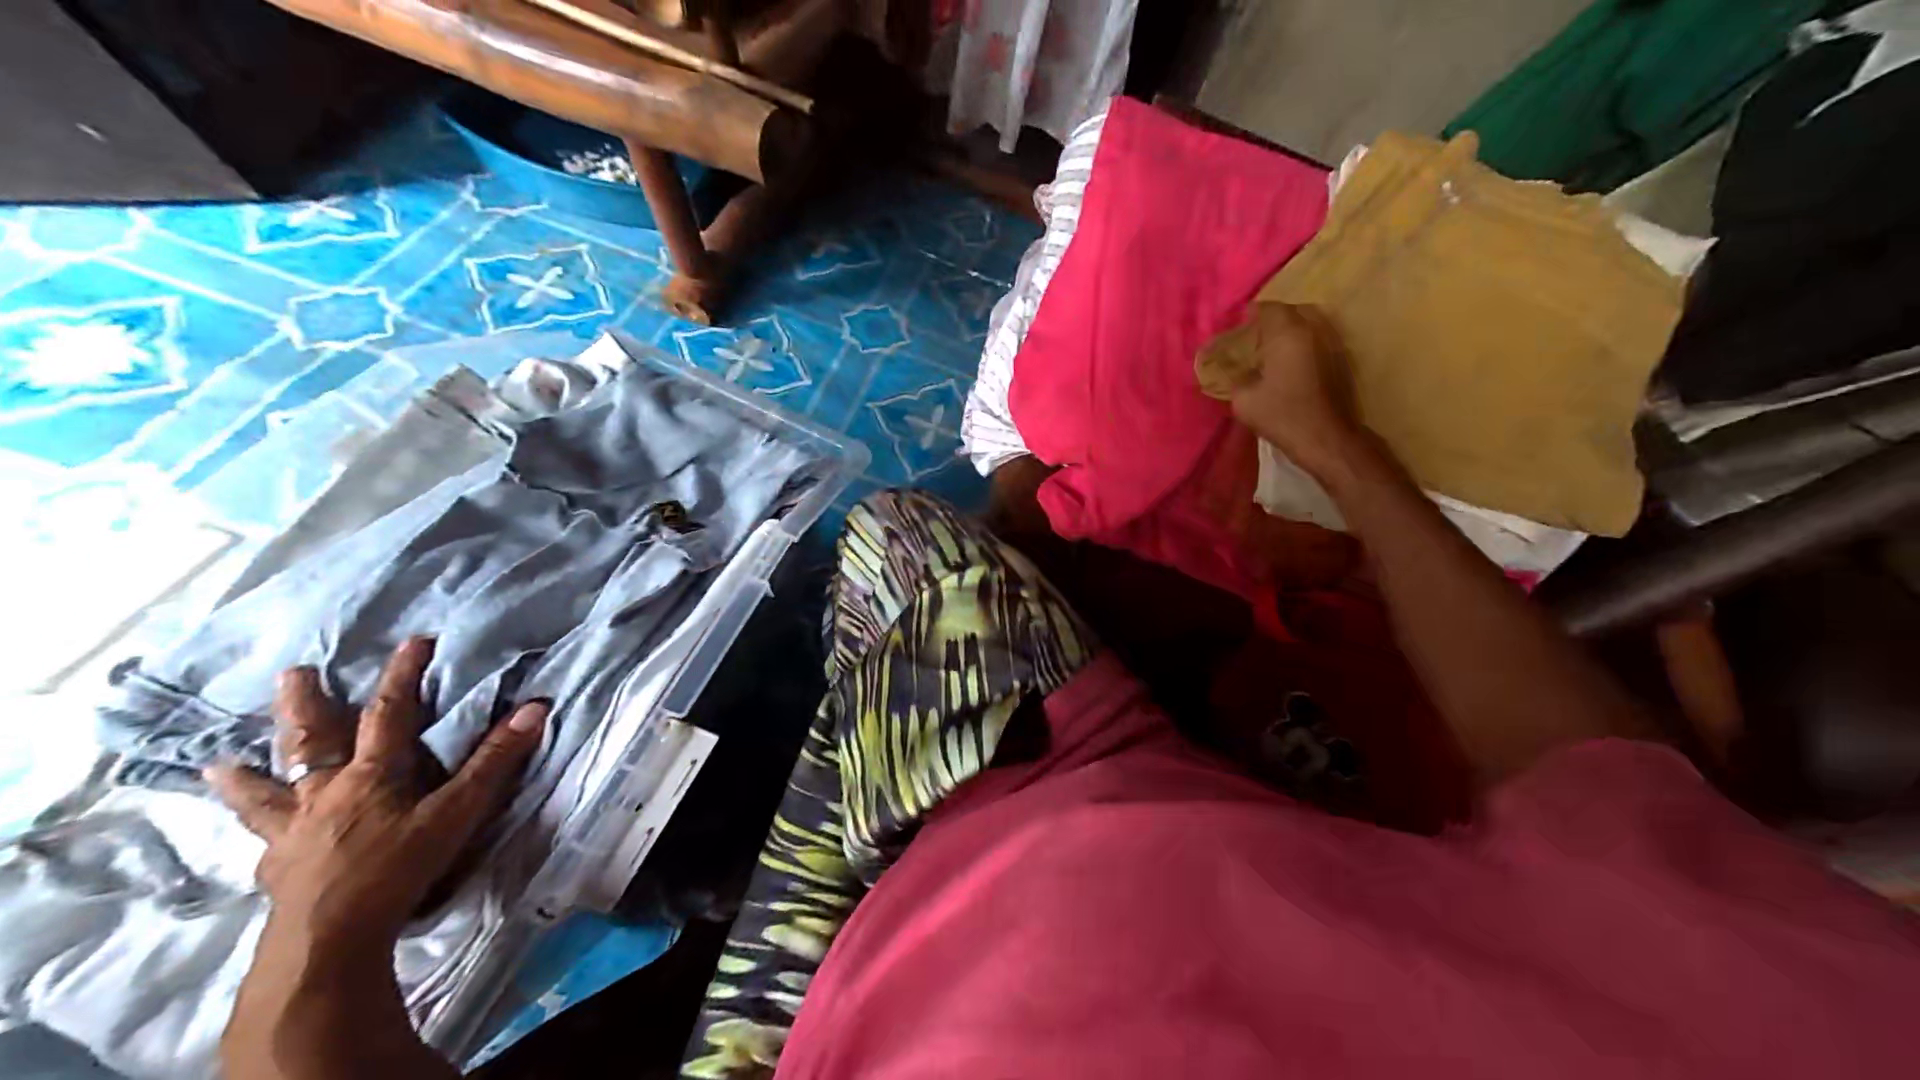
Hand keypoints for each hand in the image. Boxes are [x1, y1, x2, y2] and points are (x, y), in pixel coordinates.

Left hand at [205, 637, 546, 946]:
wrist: (330, 938)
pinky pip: (261, 844)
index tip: (414, 640)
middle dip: (305, 703)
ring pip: (267, 792)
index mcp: (371, 773)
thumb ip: (495, 761)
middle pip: (312, 739)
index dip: (403, 674)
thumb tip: (534, 709)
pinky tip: (253, 843)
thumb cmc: (399, 866)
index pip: (390, 711)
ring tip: (219, 763)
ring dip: (246, 776)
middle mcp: (324, 792)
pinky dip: (256, 836)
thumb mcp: (459, 811)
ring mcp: (293, 830)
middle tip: (292, 673)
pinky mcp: (277, 867)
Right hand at [1215, 303, 1364, 476]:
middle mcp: (1313, 330)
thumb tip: (1230, 369)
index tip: (1235, 327)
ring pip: (1307, 324)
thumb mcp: (1243, 399)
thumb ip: (1234, 377)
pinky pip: (1316, 340)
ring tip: (1269, 350)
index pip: (1267, 308)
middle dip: (1270, 321)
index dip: (1249, 314)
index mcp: (1287, 334)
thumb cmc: (1281, 415)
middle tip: (1252, 338)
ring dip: (1288, 332)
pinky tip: (1287, 363)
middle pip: (1290, 312)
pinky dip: (1301, 345)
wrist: (1324, 438)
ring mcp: (1331, 343)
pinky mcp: (1339, 359)